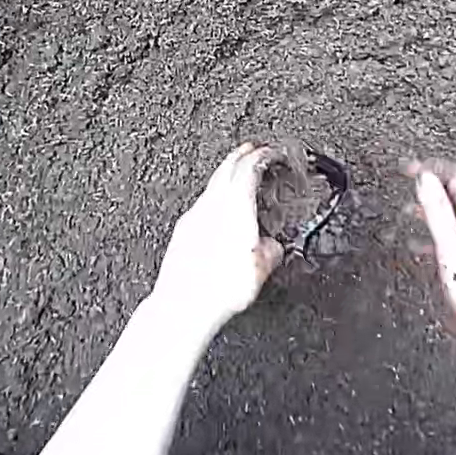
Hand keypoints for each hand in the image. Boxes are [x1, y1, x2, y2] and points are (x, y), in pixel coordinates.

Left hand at [152, 142, 286, 333]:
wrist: (182, 306)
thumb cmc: (219, 288)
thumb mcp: (260, 270)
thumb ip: (271, 251)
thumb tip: (273, 247)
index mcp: (235, 206)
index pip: (248, 167)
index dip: (261, 155)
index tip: (268, 150)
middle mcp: (213, 204)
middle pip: (226, 167)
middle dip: (241, 154)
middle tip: (252, 148)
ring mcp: (195, 215)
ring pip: (213, 184)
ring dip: (226, 173)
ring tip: (236, 174)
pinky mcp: (183, 229)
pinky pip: (202, 202)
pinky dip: (215, 195)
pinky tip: (217, 209)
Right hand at [411, 161, 455, 363]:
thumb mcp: (451, 249)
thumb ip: (437, 212)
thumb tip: (425, 178)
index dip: (433, 167)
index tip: (410, 167)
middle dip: (430, 188)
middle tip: (406, 185)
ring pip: (454, 219)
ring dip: (430, 212)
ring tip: (408, 214)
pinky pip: (454, 241)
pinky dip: (435, 237)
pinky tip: (422, 250)